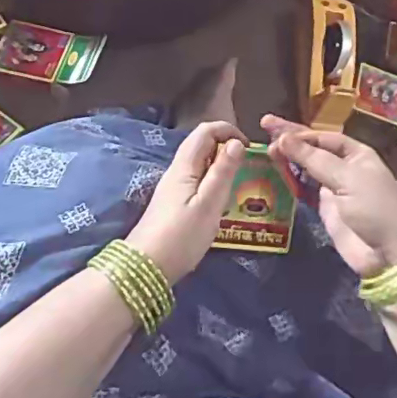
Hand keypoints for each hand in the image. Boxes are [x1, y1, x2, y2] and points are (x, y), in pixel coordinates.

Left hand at [126, 121, 245, 280]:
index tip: (250, 147)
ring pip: (199, 162)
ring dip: (220, 163)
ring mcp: (173, 187)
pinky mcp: (173, 202)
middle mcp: (176, 171)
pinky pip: (196, 178)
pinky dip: (212, 179)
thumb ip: (223, 172)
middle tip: (248, 164)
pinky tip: (221, 199)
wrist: (146, 267)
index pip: (205, 131)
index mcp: (185, 166)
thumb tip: (236, 143)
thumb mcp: (209, 204)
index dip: (228, 130)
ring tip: (239, 181)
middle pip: (201, 144)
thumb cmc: (181, 236)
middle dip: (226, 145)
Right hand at [264, 115, 396, 276]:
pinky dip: (289, 180)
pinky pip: (303, 189)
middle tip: (264, 126)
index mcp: (356, 154)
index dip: (300, 132)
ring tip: (266, 150)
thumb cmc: (374, 208)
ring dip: (287, 158)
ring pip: (305, 167)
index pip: (322, 137)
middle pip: (312, 149)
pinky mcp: (324, 208)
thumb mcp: (347, 178)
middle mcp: (344, 167)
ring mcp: (333, 188)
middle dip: (290, 139)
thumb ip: (313, 159)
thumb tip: (284, 139)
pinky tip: (274, 171)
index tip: (275, 129)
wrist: (387, 253)